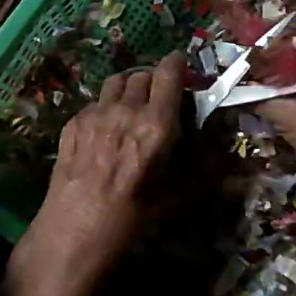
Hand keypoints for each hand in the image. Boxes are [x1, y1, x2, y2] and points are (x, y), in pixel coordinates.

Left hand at [5, 51, 184, 295]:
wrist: (74, 231)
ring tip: (132, 105)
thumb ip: (202, 170)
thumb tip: (222, 153)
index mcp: (156, 125)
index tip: (181, 67)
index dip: (177, 64)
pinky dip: (106, 106)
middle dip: (154, 81)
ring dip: (129, 87)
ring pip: (115, 82)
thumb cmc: (131, 219)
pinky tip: (106, 129)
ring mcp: (95, 113)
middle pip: (142, 75)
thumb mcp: (175, 198)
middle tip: (159, 99)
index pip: (168, 72)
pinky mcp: (73, 122)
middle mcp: (125, 110)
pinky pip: (94, 102)